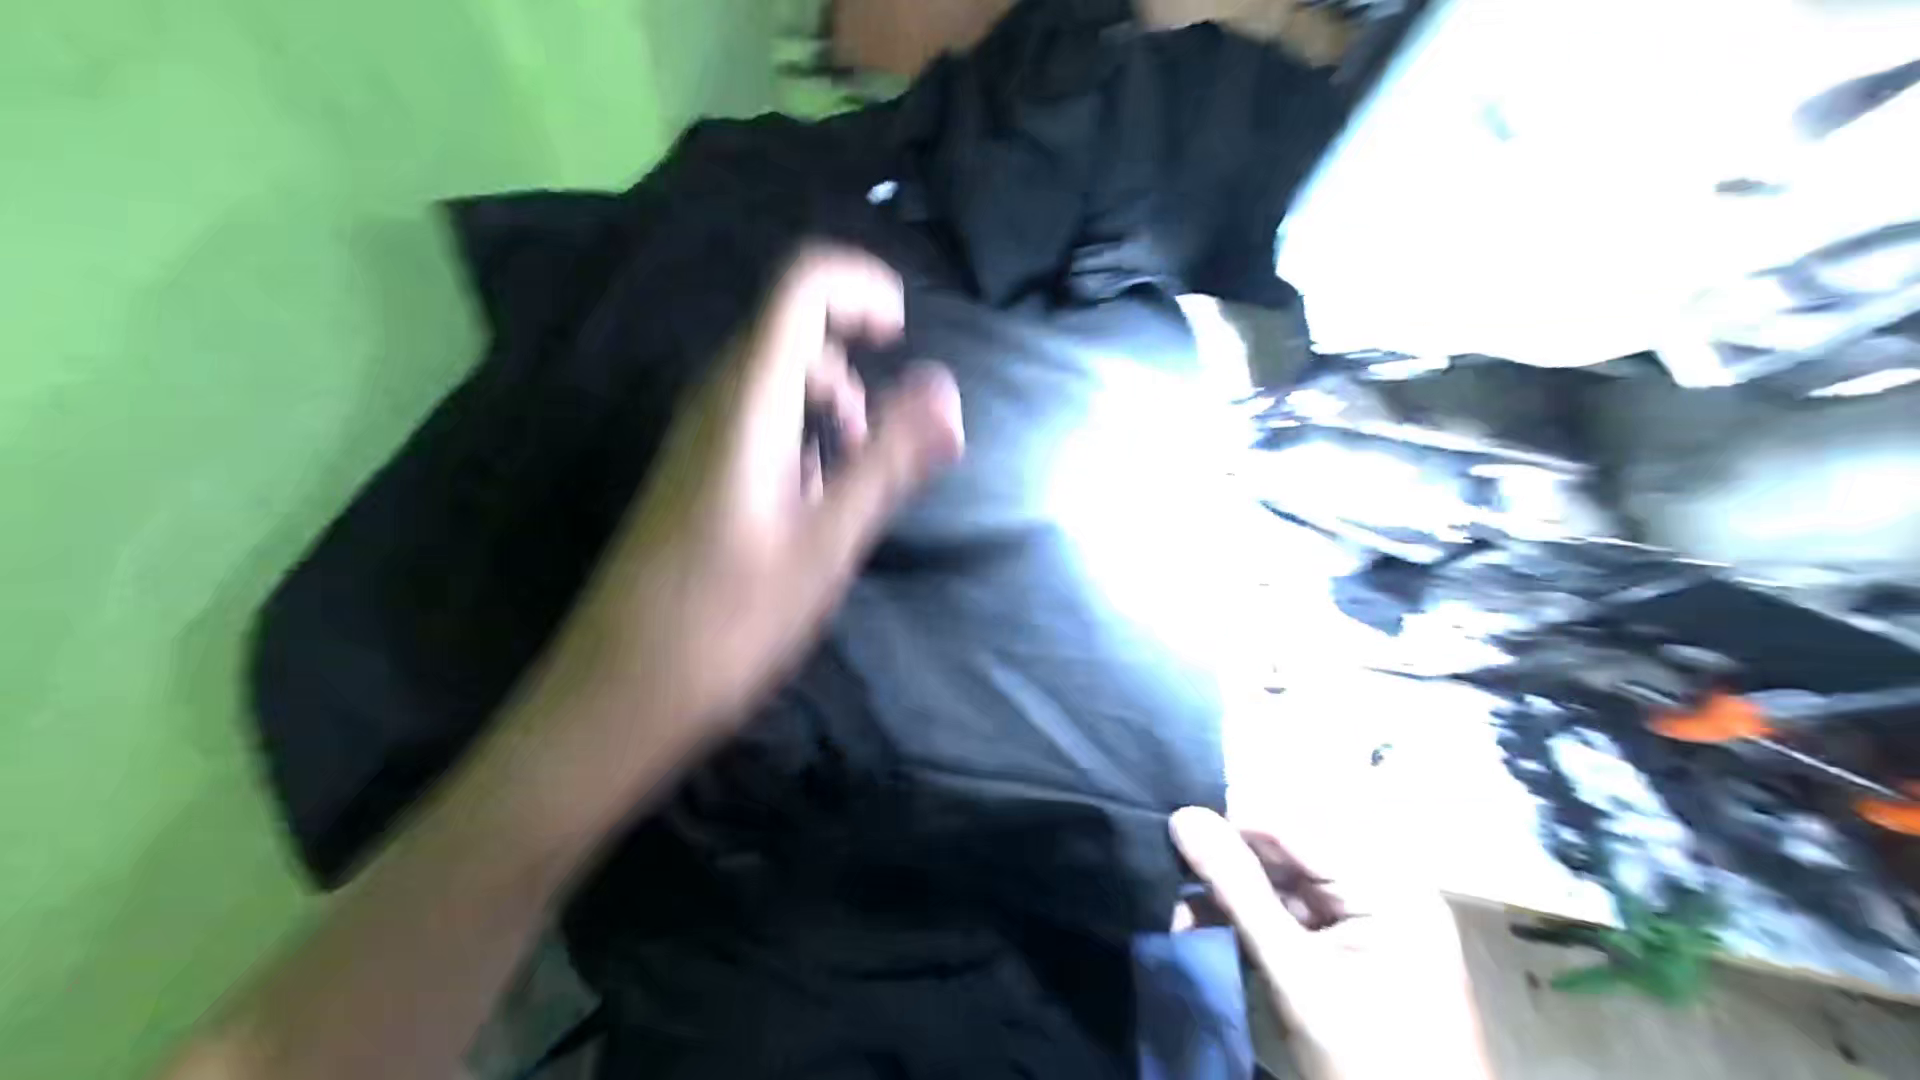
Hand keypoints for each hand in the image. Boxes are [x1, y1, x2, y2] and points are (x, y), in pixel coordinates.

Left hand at [532, 246, 964, 744]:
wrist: (620, 692)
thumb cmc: (727, 623)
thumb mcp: (825, 544)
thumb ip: (887, 462)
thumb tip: (945, 389)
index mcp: (747, 404)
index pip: (800, 290)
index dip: (859, 286)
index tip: (905, 329)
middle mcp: (716, 406)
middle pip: (788, 328)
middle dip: (855, 347)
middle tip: (898, 415)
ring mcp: (700, 441)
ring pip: (774, 378)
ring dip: (831, 395)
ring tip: (862, 458)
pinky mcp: (696, 477)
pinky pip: (758, 421)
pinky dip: (804, 431)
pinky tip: (818, 491)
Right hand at [1170, 807, 1490, 1079]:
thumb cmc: (1368, 1063)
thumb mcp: (1294, 972)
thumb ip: (1237, 888)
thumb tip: (1181, 815)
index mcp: (1384, 885)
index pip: (1290, 827)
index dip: (1228, 821)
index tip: (1169, 825)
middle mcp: (1376, 886)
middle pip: (1282, 850)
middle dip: (1222, 858)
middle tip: (1163, 862)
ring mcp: (1361, 916)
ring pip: (1276, 879)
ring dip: (1224, 889)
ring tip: (1170, 900)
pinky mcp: (1342, 942)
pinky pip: (1283, 909)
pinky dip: (1241, 914)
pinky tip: (1194, 919)